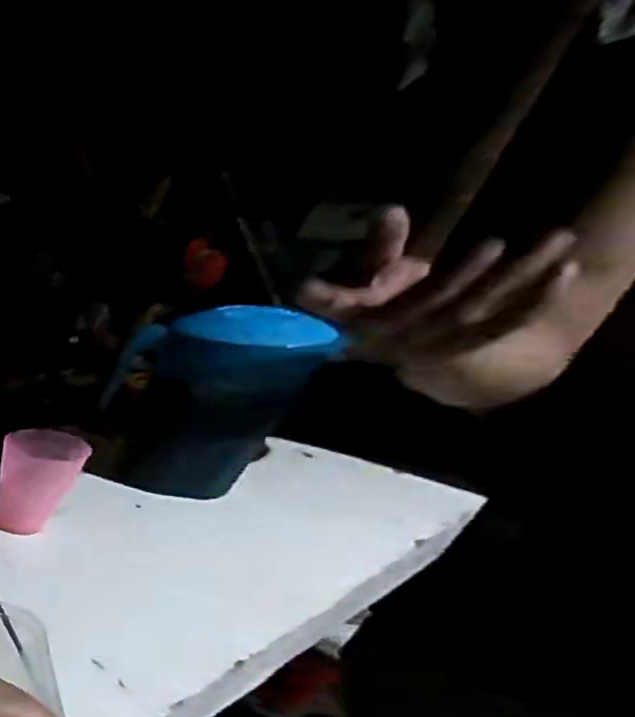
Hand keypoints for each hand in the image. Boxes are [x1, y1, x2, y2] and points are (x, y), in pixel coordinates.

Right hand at [298, 205, 579, 409]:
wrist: (415, 349)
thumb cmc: (383, 304)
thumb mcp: (372, 276)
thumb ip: (378, 247)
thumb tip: (390, 211)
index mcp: (347, 322)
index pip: (331, 310)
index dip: (321, 300)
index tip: (307, 288)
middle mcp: (377, 341)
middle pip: (415, 312)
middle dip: (455, 280)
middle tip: (493, 244)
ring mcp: (418, 350)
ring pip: (464, 316)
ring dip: (507, 281)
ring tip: (549, 242)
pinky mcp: (458, 352)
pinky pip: (499, 329)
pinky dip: (533, 303)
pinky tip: (563, 272)